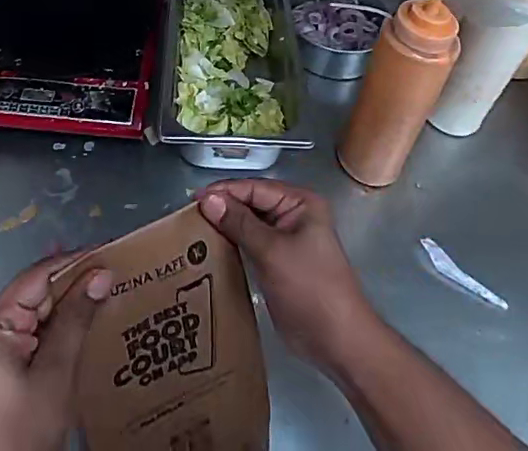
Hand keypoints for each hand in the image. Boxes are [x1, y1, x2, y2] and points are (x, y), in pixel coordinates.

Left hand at [0, 251, 113, 450]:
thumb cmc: (20, 429)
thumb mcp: (54, 373)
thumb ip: (76, 319)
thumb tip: (102, 273)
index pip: (40, 274)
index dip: (77, 260)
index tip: (113, 250)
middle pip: (40, 291)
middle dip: (78, 283)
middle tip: (120, 271)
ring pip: (41, 313)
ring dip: (73, 306)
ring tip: (112, 290)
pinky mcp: (3, 365)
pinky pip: (37, 333)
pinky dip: (62, 328)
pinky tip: (89, 322)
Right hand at [195, 178, 378, 372]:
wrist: (339, 341)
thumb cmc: (310, 288)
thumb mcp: (272, 251)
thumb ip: (239, 223)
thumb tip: (207, 199)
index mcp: (300, 203)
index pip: (254, 188)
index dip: (223, 192)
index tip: (192, 200)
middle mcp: (293, 215)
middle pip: (251, 204)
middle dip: (222, 208)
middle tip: (188, 216)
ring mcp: (287, 240)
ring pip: (249, 224)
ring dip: (226, 227)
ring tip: (194, 231)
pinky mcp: (279, 262)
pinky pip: (251, 245)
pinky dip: (233, 245)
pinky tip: (211, 250)